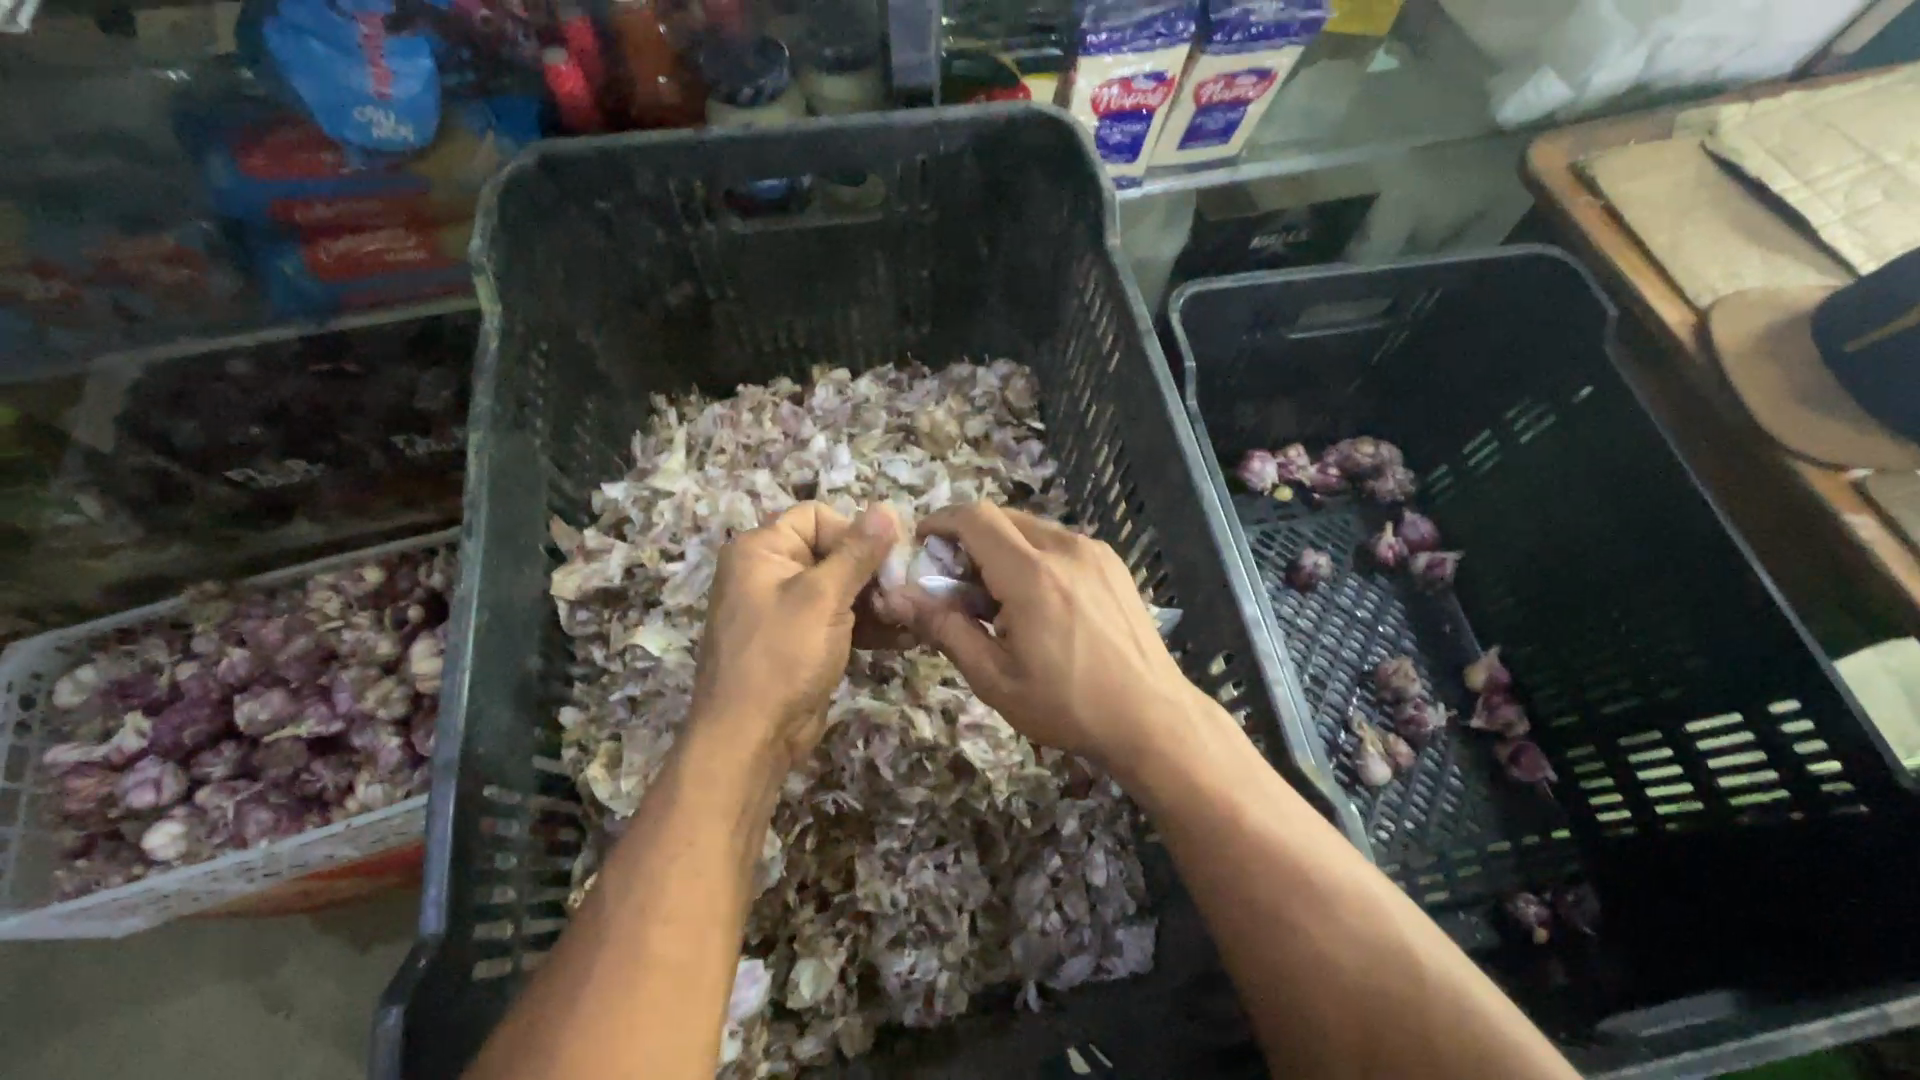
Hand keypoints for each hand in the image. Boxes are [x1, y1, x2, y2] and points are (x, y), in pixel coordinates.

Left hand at [692, 501, 899, 769]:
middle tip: (905, 595)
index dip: (853, 534)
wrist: (749, 737)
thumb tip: (886, 508)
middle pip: (832, 552)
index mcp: (760, 549)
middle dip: (872, 572)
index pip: (817, 517)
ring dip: (876, 602)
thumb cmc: (782, 657)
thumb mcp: (823, 598)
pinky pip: (837, 620)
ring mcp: (783, 610)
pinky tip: (902, 638)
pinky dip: (866, 626)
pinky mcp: (799, 642)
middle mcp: (767, 572)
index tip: (885, 563)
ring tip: (910, 619)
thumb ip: (857, 552)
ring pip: (840, 589)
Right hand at [900, 502, 1205, 767]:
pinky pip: (1060, 544)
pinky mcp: (1113, 565)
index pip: (974, 518)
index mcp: (1032, 575)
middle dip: (969, 541)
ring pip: (1032, 529)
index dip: (940, 523)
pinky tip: (1036, 604)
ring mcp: (1095, 553)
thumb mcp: (994, 678)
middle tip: (956, 587)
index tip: (922, 546)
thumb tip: (898, 597)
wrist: (1152, 718)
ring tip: (998, 602)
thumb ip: (944, 629)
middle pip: (1002, 518)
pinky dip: (1034, 558)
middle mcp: (1065, 549)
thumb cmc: (1067, 706)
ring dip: (1002, 550)